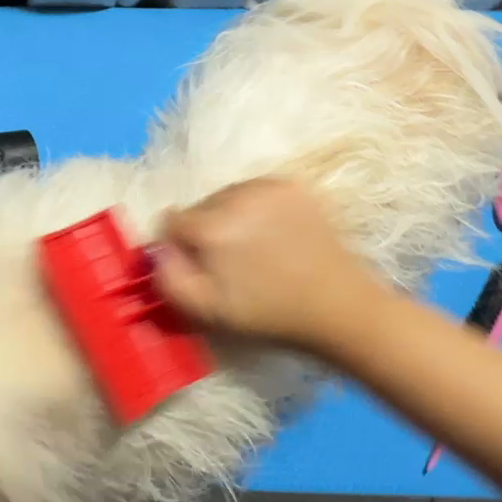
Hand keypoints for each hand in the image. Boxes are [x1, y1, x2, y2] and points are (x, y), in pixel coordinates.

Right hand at [152, 178, 386, 351]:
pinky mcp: (293, 186)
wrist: (343, 310)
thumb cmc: (270, 316)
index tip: (202, 268)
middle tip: (231, 264)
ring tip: (255, 248)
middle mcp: (234, 196)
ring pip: (226, 196)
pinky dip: (257, 208)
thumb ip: (168, 278)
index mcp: (211, 227)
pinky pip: (256, 191)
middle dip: (206, 231)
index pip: (170, 220)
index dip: (180, 247)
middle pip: (198, 206)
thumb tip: (158, 249)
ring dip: (230, 217)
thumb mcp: (208, 311)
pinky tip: (275, 234)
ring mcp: (266, 187)